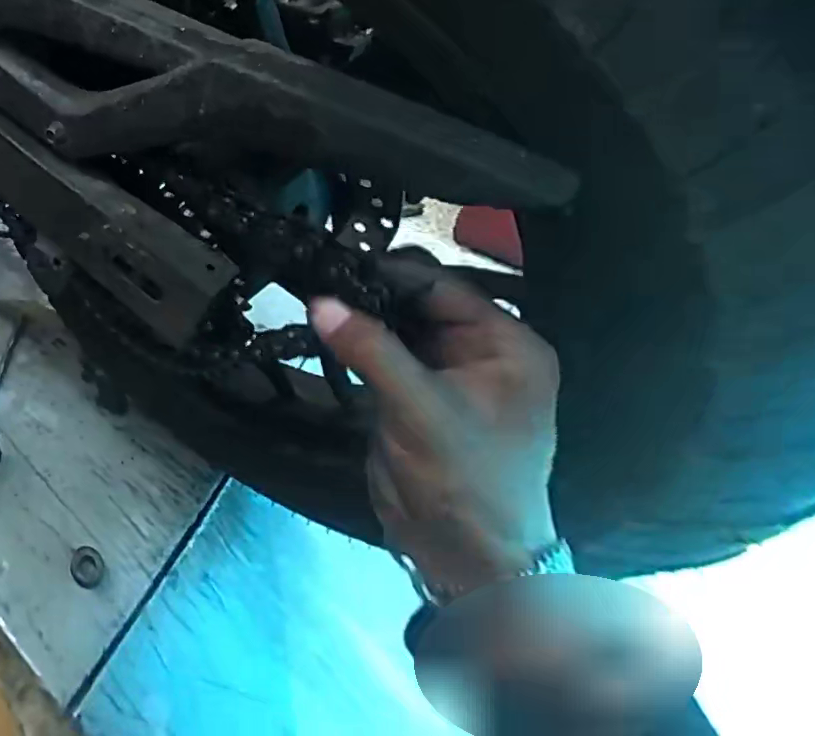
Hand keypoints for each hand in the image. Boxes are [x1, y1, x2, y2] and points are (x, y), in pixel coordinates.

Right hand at [309, 263, 559, 600]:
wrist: (460, 554)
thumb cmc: (466, 480)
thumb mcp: (419, 408)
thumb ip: (370, 349)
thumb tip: (319, 301)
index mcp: (506, 345)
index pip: (441, 287)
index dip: (387, 272)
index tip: (332, 262)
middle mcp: (478, 350)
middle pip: (415, 301)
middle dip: (367, 291)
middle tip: (314, 277)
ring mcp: (443, 370)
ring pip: (393, 324)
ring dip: (357, 314)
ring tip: (308, 297)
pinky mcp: (410, 390)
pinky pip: (379, 350)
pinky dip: (352, 339)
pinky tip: (319, 328)